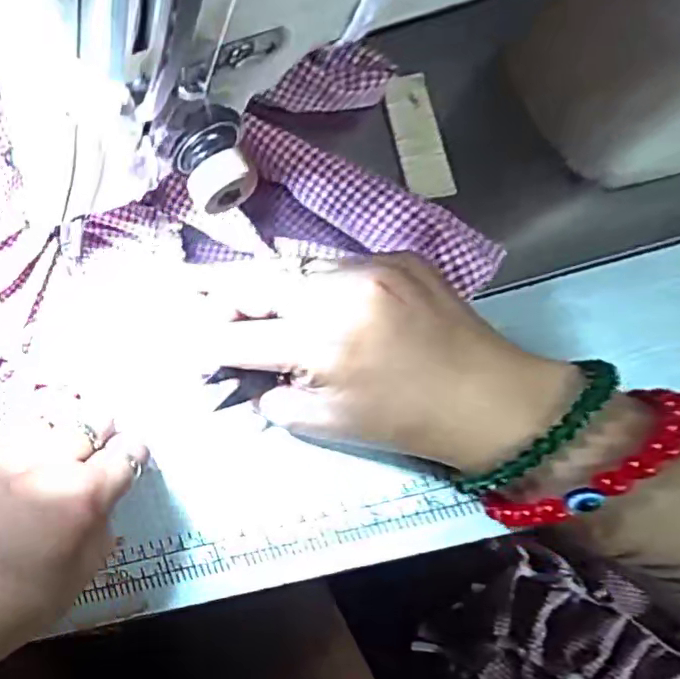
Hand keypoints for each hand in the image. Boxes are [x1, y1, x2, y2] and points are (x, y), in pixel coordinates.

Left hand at [0, 416, 147, 678]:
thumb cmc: (38, 594)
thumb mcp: (92, 559)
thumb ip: (106, 509)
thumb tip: (112, 480)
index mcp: (80, 494)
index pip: (124, 453)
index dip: (134, 454)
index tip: (133, 457)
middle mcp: (46, 462)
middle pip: (91, 424)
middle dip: (103, 437)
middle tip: (102, 453)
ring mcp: (10, 452)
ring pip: (57, 418)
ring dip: (70, 432)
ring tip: (70, 451)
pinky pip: (25, 427)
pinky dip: (40, 437)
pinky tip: (41, 456)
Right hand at [203, 253, 580, 472]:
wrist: (490, 398)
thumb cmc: (402, 421)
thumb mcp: (325, 422)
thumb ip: (274, 397)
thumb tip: (247, 375)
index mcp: (323, 342)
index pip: (240, 336)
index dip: (209, 341)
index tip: (190, 342)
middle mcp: (343, 291)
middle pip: (259, 281)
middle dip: (224, 294)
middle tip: (198, 297)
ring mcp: (374, 265)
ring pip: (297, 268)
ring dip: (273, 288)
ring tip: (263, 306)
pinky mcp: (399, 256)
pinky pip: (338, 265)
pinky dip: (318, 285)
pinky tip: (322, 304)